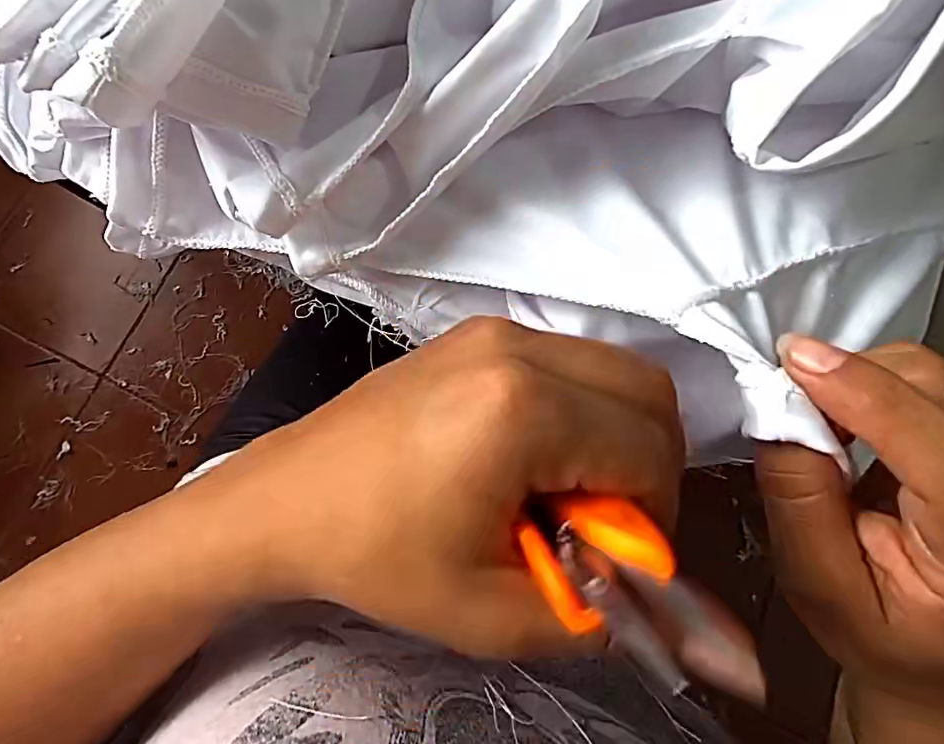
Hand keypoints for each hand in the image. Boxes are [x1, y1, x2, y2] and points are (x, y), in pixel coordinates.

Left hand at [191, 316, 684, 657]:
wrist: (288, 494)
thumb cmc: (377, 553)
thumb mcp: (487, 613)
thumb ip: (585, 612)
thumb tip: (639, 586)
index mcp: (522, 409)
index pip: (647, 449)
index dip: (656, 512)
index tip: (623, 554)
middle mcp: (521, 347)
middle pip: (650, 390)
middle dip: (653, 462)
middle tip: (611, 517)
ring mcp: (502, 329)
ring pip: (619, 368)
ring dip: (622, 431)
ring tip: (571, 484)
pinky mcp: (487, 330)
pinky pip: (576, 359)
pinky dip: (588, 406)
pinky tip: (540, 450)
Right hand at [755, 336, 943, 740]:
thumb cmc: (884, 634)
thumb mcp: (818, 584)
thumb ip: (798, 494)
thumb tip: (780, 403)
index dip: (875, 400)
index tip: (797, 362)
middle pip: (943, 397)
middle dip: (855, 378)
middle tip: (792, 399)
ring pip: (937, 376)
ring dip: (865, 376)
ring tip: (824, 417)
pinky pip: (939, 382)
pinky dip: (883, 381)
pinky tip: (857, 417)